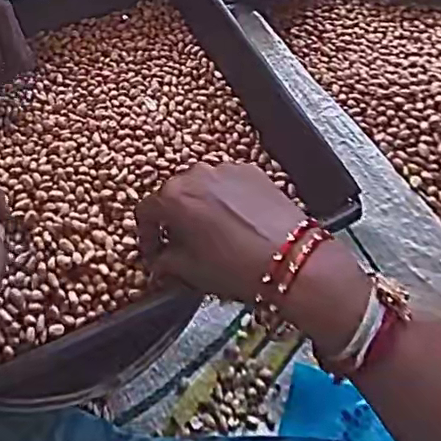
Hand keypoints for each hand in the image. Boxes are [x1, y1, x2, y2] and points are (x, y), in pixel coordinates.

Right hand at [136, 163, 368, 350]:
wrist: (294, 260)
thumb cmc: (241, 266)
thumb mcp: (192, 271)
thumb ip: (167, 262)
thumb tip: (161, 262)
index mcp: (173, 197)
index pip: (146, 211)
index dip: (147, 235)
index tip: (154, 250)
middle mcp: (196, 175)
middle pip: (173, 194)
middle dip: (174, 219)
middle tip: (182, 244)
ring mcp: (225, 169)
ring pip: (201, 186)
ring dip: (200, 206)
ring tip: (213, 234)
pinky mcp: (250, 170)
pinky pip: (227, 182)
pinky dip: (226, 198)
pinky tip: (237, 223)